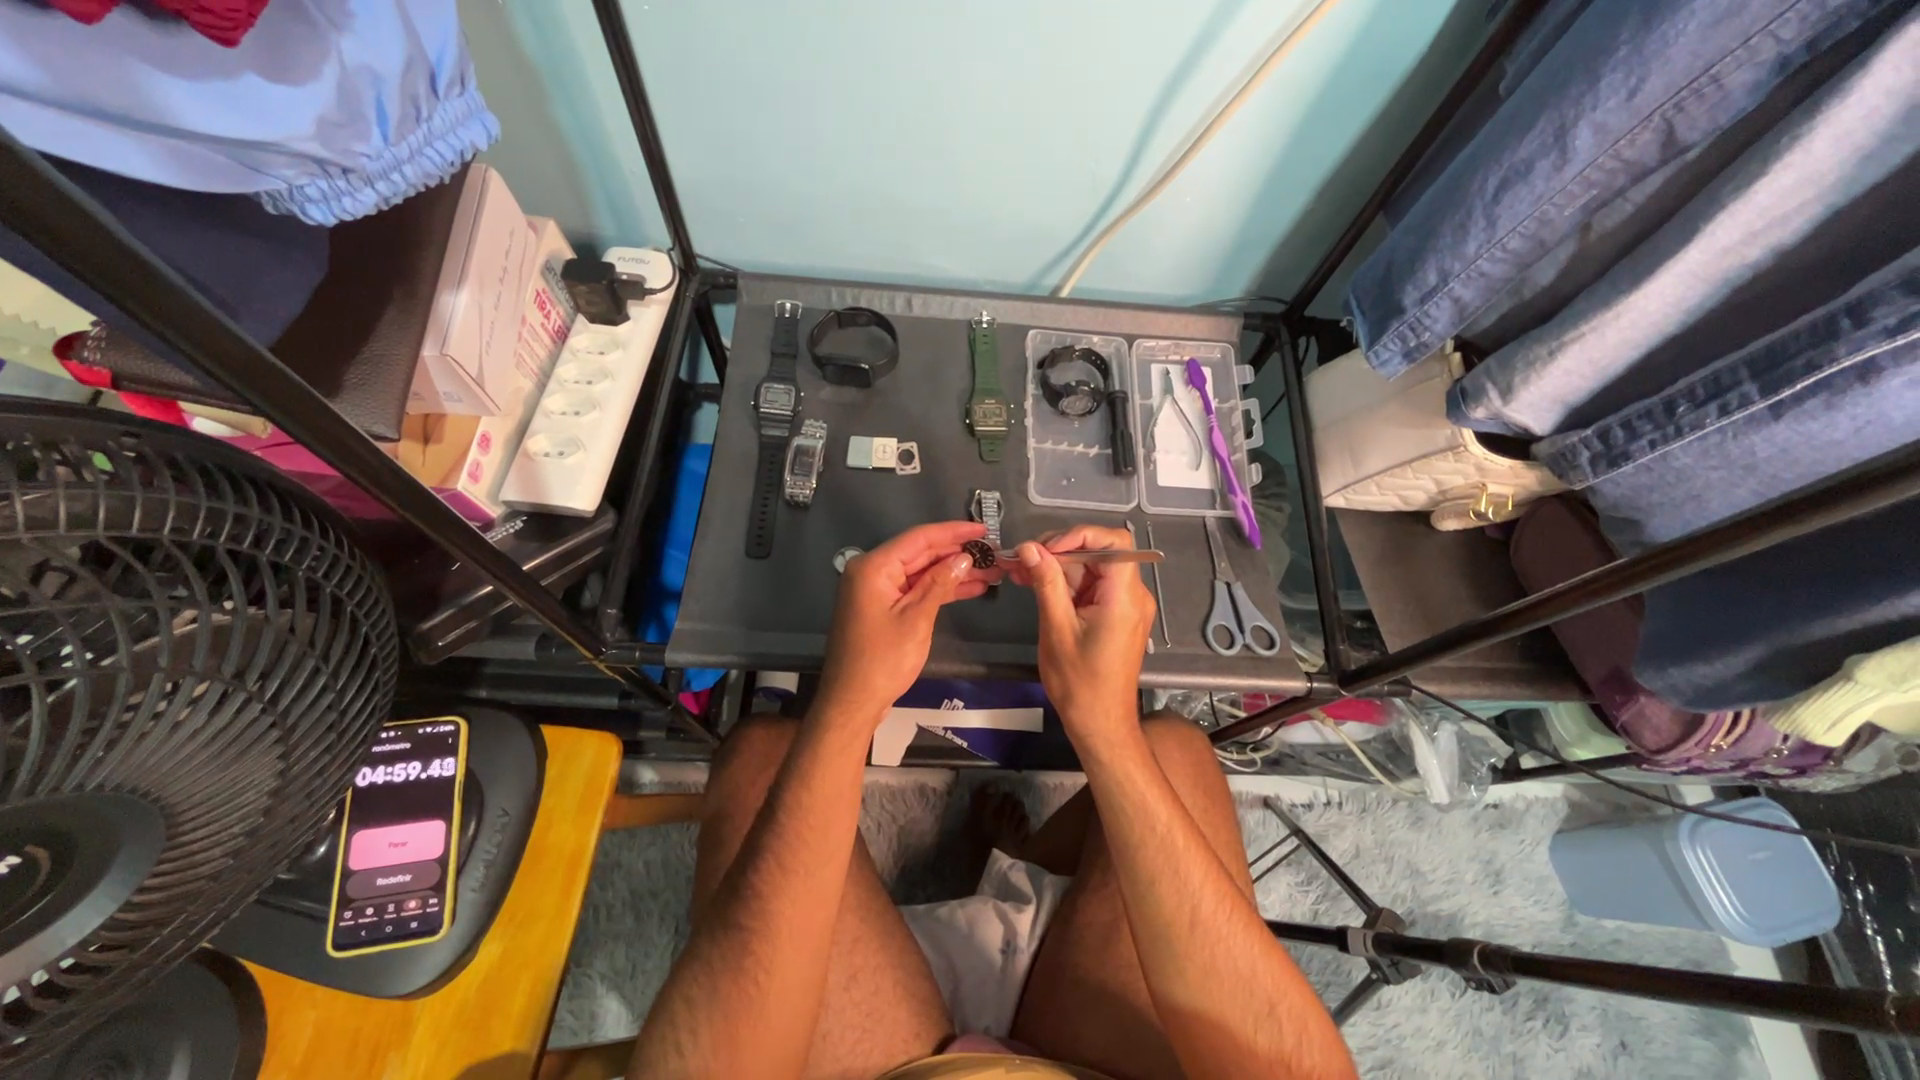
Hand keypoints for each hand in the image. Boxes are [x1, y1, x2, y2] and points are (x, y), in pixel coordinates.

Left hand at [816, 522, 1001, 724]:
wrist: (853, 701)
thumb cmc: (883, 661)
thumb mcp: (917, 619)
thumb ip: (940, 583)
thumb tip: (963, 558)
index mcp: (874, 567)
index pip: (919, 539)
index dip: (953, 532)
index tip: (982, 529)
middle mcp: (872, 572)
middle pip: (920, 554)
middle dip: (957, 553)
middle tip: (993, 552)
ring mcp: (876, 590)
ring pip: (920, 572)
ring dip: (953, 572)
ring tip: (990, 570)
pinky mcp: (883, 607)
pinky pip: (914, 589)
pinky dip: (939, 589)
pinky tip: (970, 588)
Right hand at [1009, 525, 1154, 733]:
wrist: (1100, 723)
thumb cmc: (1079, 683)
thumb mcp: (1056, 628)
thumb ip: (1046, 583)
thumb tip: (1029, 548)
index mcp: (1124, 597)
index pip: (1114, 541)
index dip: (1079, 535)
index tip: (1046, 548)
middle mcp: (1133, 595)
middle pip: (1099, 553)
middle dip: (1060, 551)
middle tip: (1022, 560)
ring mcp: (1126, 606)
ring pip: (1092, 569)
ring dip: (1057, 568)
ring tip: (1020, 572)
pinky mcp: (1116, 616)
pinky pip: (1092, 588)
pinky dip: (1066, 585)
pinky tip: (1036, 586)